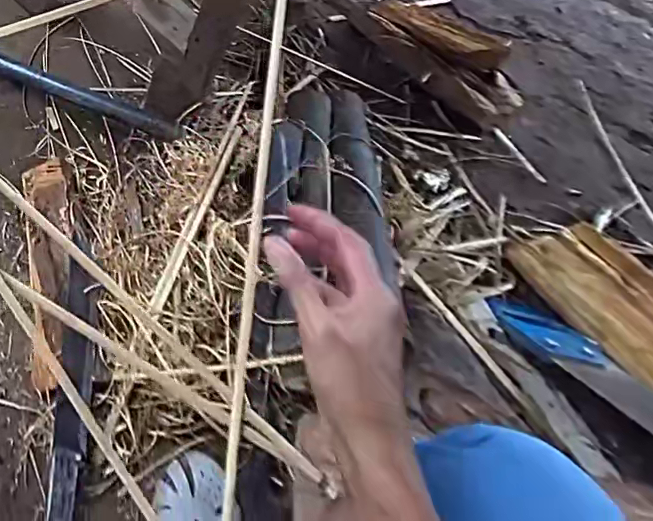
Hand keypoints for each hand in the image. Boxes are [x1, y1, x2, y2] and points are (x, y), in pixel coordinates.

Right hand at [265, 204, 408, 442]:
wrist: (370, 441)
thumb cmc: (348, 384)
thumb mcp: (317, 327)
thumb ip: (296, 281)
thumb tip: (274, 241)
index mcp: (375, 291)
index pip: (348, 241)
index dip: (320, 221)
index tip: (292, 210)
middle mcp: (378, 300)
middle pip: (348, 256)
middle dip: (318, 239)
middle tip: (287, 227)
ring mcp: (371, 321)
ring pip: (343, 279)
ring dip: (317, 263)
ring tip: (288, 252)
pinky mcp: (362, 339)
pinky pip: (340, 300)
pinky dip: (319, 289)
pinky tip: (298, 291)